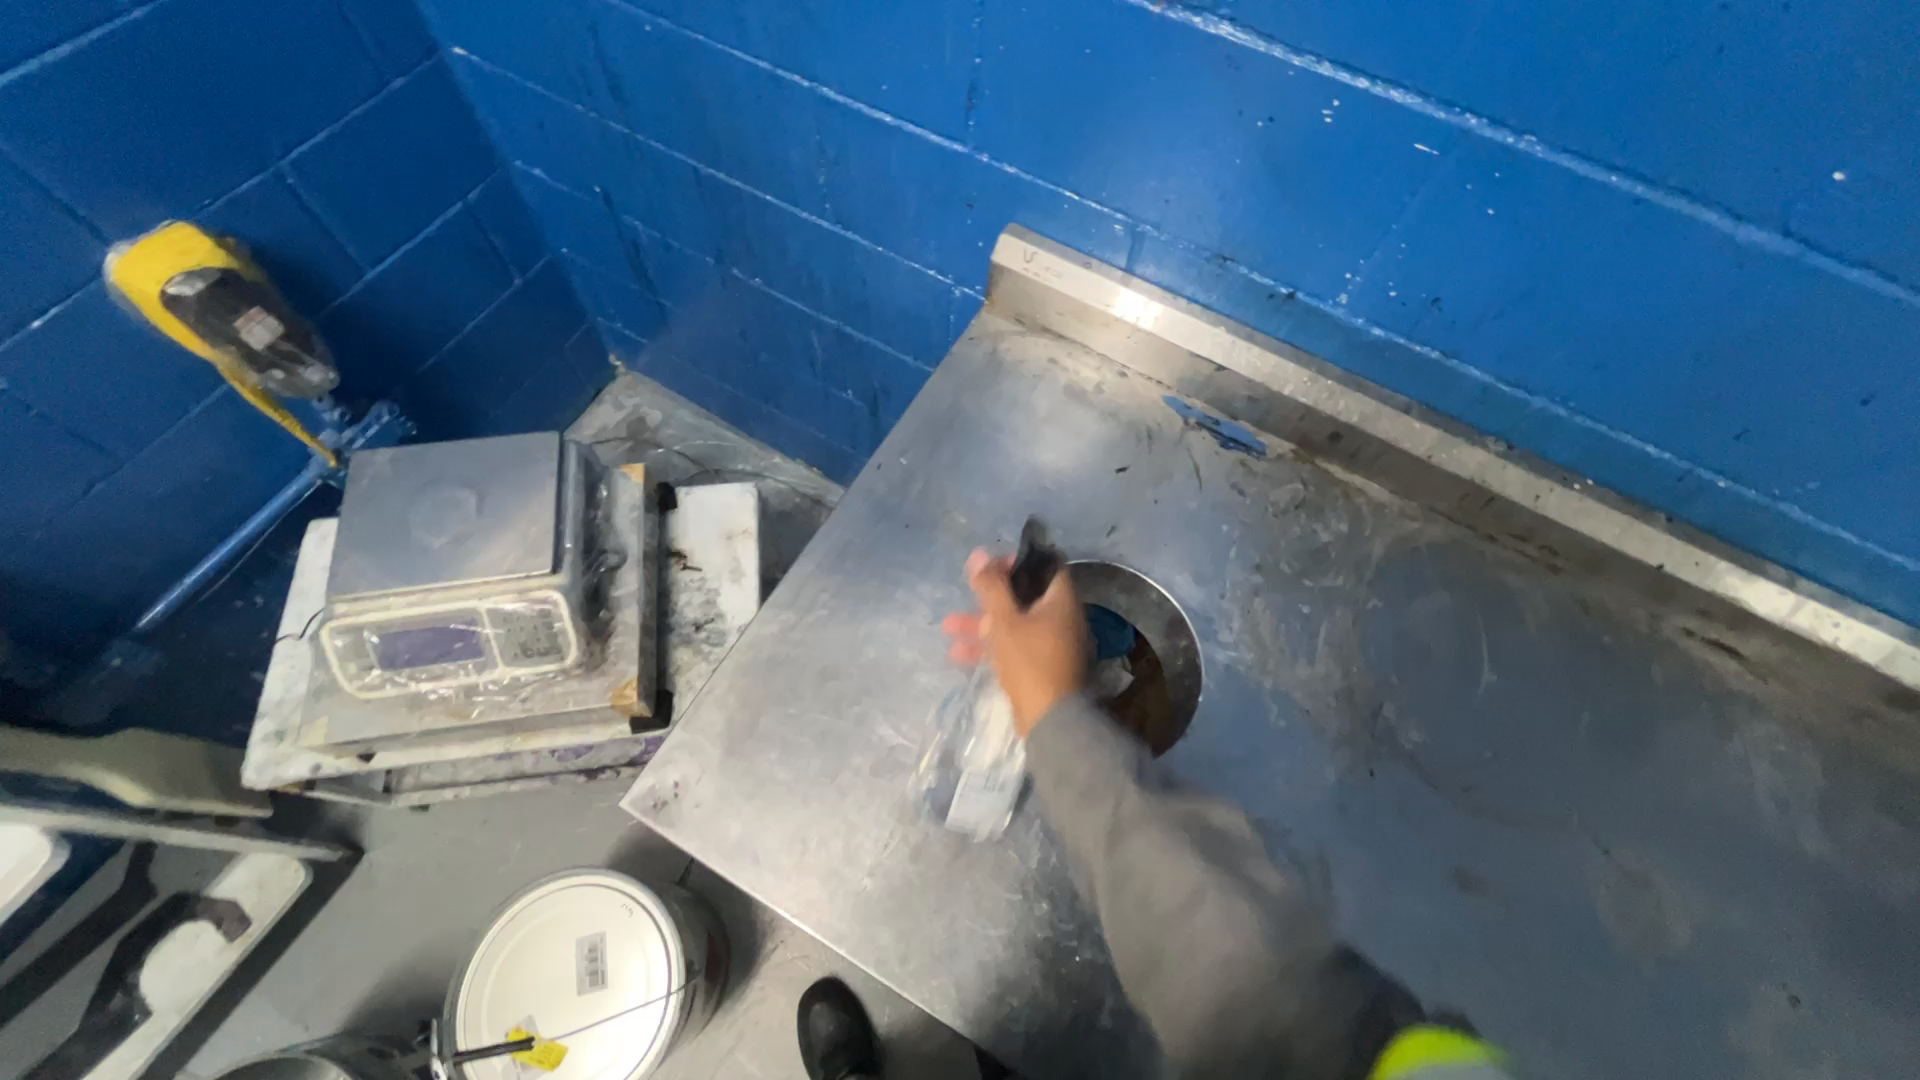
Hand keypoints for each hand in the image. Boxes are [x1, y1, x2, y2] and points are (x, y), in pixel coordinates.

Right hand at [941, 548, 1088, 736]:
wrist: (1052, 721)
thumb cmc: (1030, 662)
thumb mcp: (1004, 621)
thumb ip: (991, 587)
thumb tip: (979, 554)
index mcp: (1061, 601)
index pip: (1045, 566)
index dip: (1017, 560)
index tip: (990, 565)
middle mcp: (1061, 619)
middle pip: (1025, 596)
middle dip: (990, 596)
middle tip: (966, 593)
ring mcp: (1053, 645)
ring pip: (1014, 624)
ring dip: (982, 624)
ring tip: (947, 628)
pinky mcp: (1041, 668)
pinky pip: (1014, 648)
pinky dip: (990, 647)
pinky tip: (958, 655)